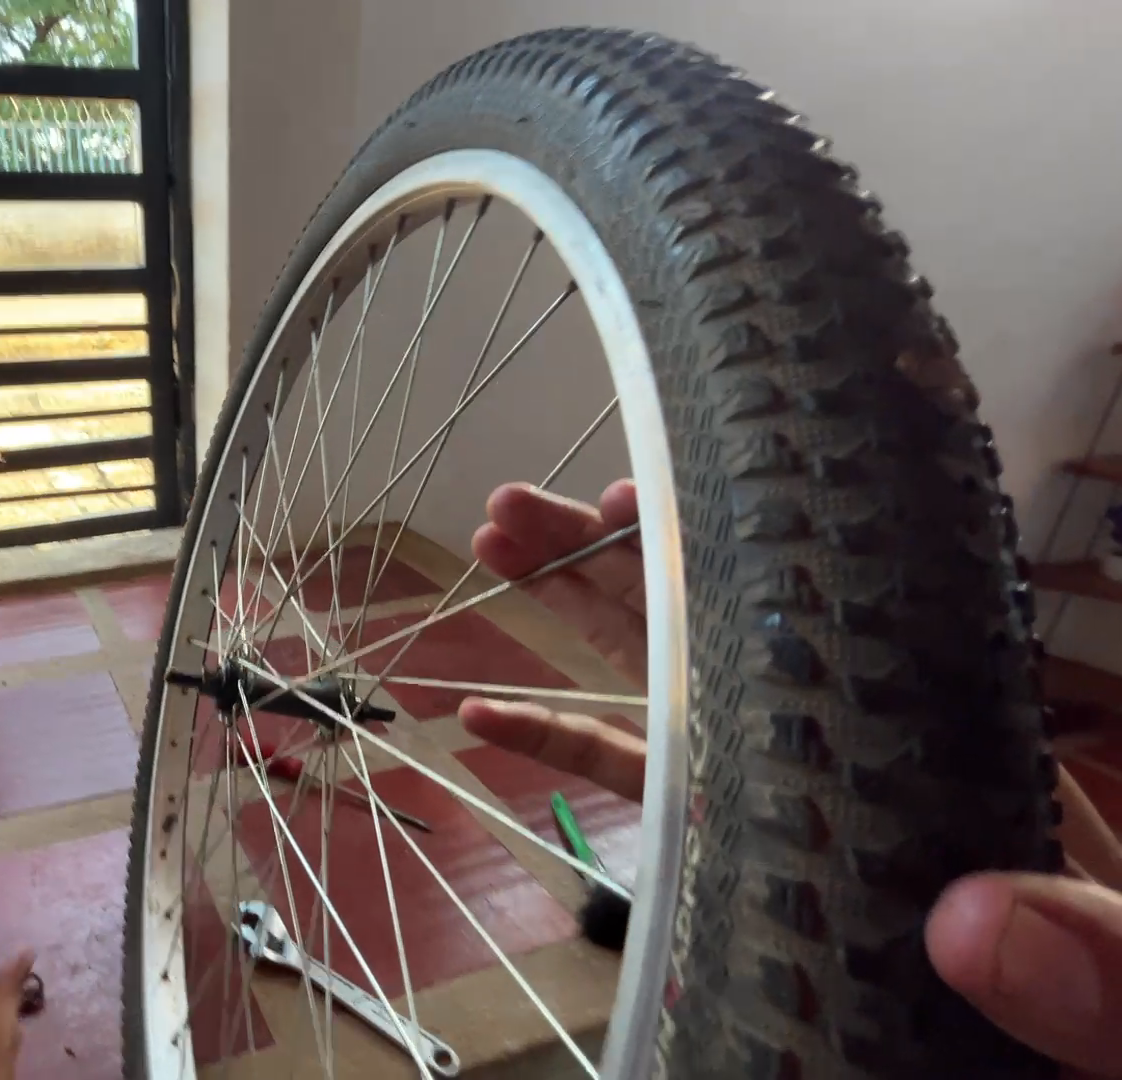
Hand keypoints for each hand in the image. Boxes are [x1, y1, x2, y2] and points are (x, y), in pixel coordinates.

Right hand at [464, 480, 1121, 1076]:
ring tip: (492, 547)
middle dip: (595, 547)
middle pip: (695, 609)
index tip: (639, 501)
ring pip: (642, 660)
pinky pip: (615, 763)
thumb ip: (1104, 961)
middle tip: (514, 505)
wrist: (1022, 1043)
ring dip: (559, 599)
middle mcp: (818, 712)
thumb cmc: (1107, 1005)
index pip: (812, 597)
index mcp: (918, 714)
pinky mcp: (703, 820)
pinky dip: (543, 734)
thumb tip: (980, 926)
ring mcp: (752, 762)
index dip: (713, 538)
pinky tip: (478, 714)